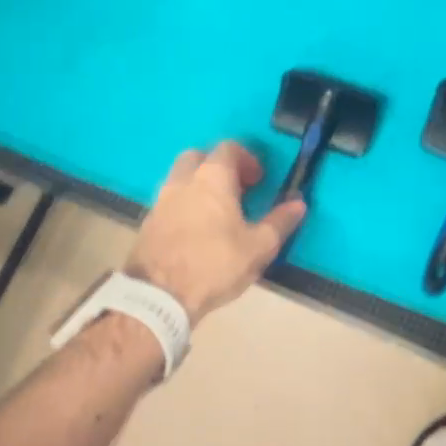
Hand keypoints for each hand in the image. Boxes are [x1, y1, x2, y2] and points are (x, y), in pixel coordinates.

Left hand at [124, 141, 305, 325]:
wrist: (157, 298)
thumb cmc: (214, 265)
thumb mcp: (258, 247)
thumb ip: (280, 222)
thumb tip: (299, 203)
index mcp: (212, 178)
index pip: (228, 148)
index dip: (246, 158)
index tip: (258, 180)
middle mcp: (183, 181)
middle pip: (198, 157)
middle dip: (217, 166)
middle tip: (234, 189)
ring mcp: (161, 200)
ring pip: (180, 178)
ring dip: (198, 185)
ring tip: (215, 212)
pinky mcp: (147, 222)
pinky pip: (169, 202)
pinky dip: (183, 206)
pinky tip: (194, 230)